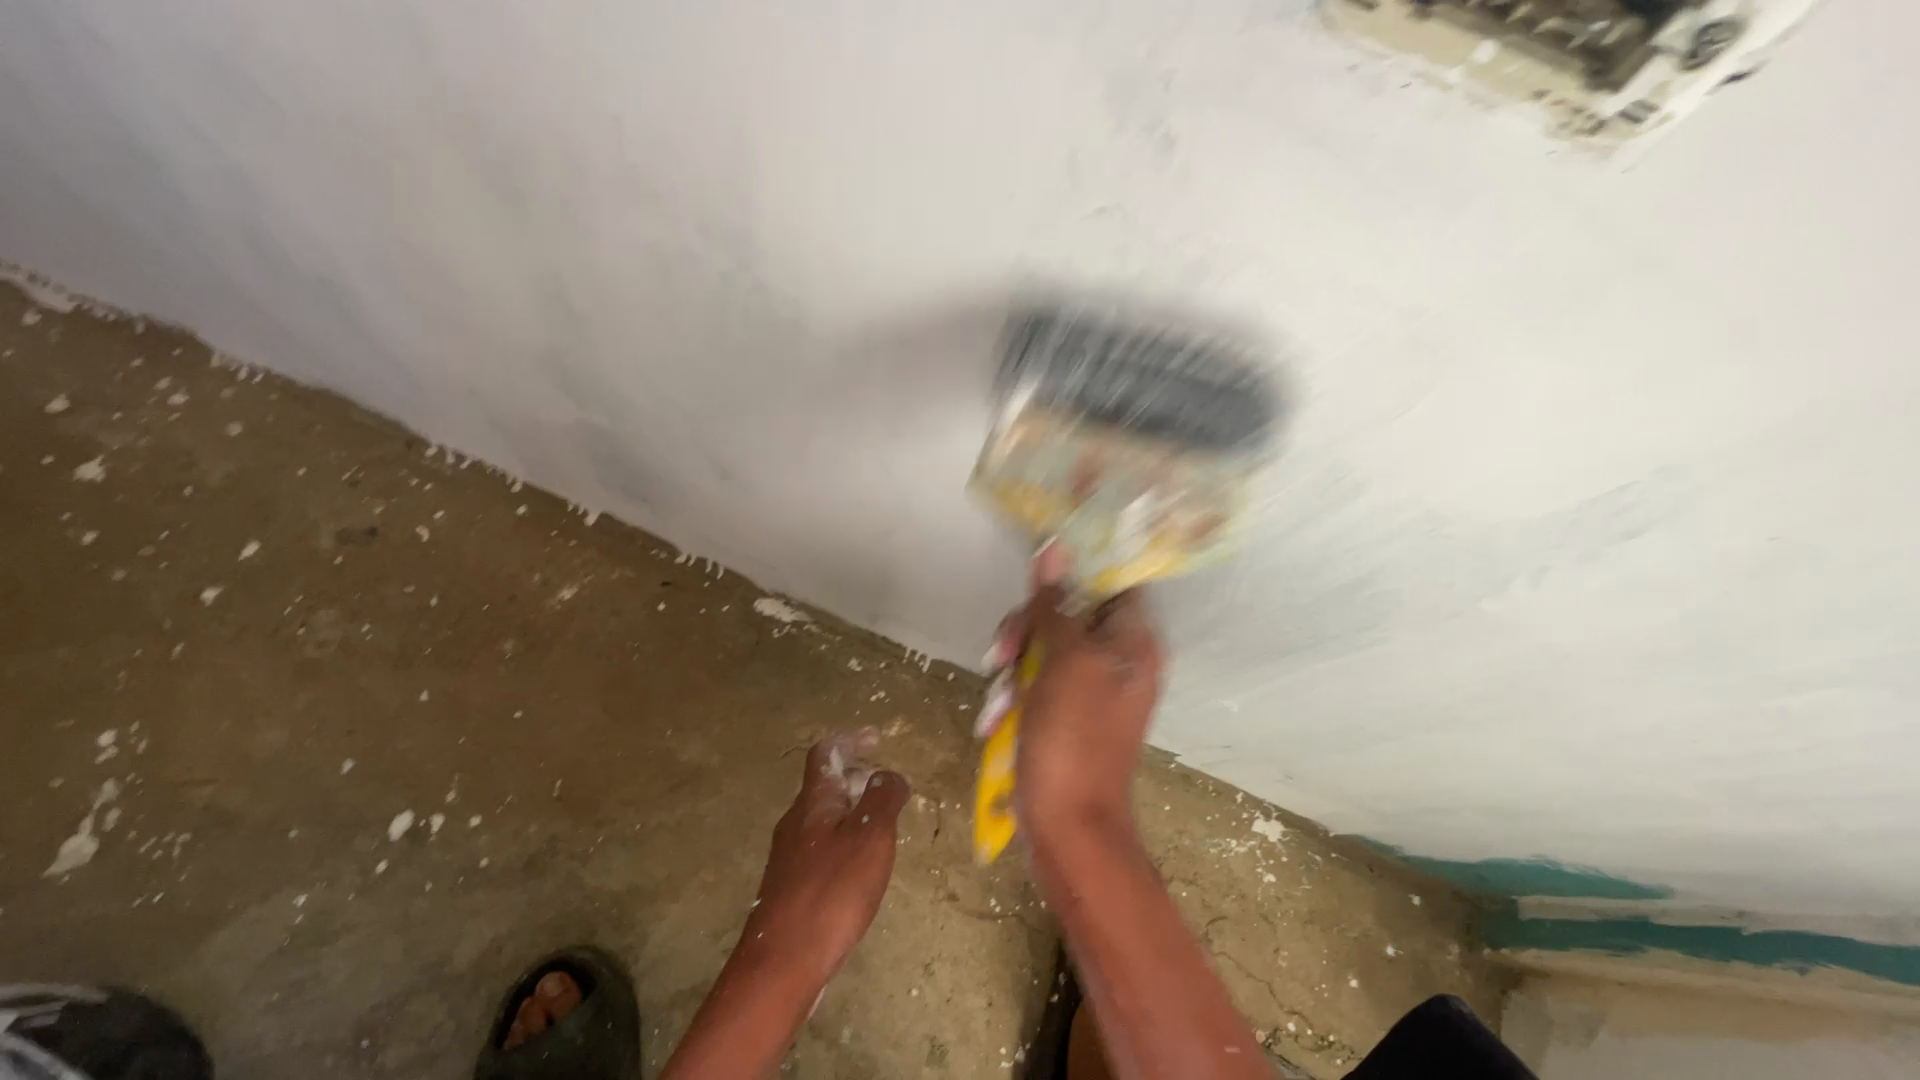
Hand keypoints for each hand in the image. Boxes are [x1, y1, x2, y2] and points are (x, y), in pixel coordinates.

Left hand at [740, 730, 908, 989]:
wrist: (782, 961)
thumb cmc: (831, 892)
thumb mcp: (869, 838)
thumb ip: (882, 799)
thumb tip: (887, 773)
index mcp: (813, 803)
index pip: (825, 754)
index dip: (850, 740)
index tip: (875, 738)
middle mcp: (796, 822)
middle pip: (824, 786)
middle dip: (857, 778)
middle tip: (887, 787)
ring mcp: (789, 856)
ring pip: (824, 818)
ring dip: (853, 811)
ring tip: (882, 827)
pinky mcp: (791, 887)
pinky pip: (821, 847)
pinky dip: (845, 841)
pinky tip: (861, 869)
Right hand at [981, 545, 1164, 833]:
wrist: (1069, 830)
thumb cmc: (1074, 741)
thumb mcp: (1064, 664)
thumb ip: (1056, 606)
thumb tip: (1055, 547)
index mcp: (1134, 641)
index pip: (1109, 581)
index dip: (1073, 573)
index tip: (1034, 580)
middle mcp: (1116, 659)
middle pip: (1066, 612)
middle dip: (1027, 631)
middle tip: (1003, 655)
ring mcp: (1088, 688)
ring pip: (1041, 647)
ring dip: (1013, 671)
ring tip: (1000, 705)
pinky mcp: (1062, 714)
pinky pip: (1033, 684)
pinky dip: (1013, 699)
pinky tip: (994, 724)